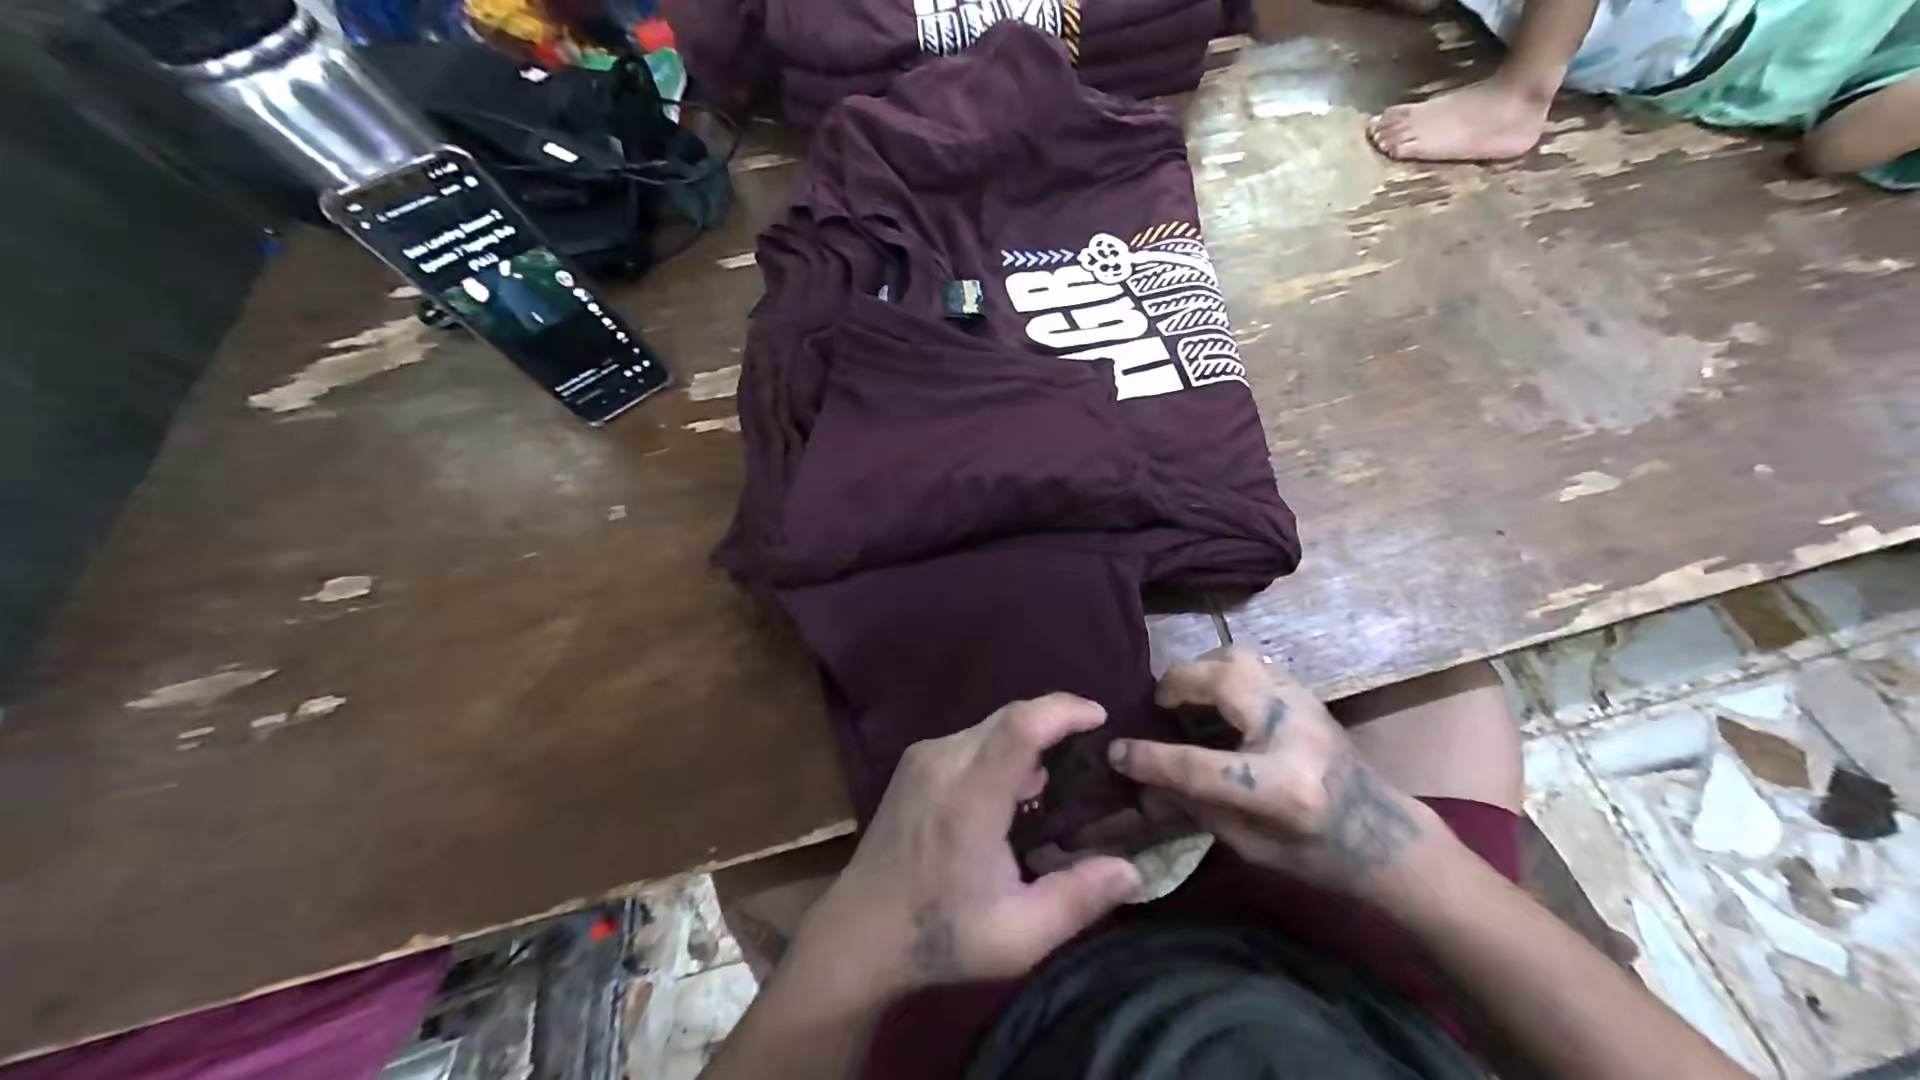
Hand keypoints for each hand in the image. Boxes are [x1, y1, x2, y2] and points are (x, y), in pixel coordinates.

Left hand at [787, 695, 1142, 997]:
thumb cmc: (942, 935)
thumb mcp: (1020, 936)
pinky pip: (970, 738)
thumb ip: (1079, 899)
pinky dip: (1000, 749)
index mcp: (969, 796)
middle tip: (1089, 753)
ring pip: (989, 725)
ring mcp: (923, 757)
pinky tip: (1009, 790)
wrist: (860, 931)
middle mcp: (943, 761)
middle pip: (1009, 716)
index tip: (1100, 717)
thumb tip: (1134, 871)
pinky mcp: (914, 762)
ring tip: (1051, 783)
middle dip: (1054, 722)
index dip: (1063, 709)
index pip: (1020, 725)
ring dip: (1026, 739)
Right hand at [1108, 646, 1431, 896]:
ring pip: (1238, 657)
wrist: (1385, 835)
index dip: (1147, 759)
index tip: (1115, 753)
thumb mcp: (1249, 845)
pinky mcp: (1306, 693)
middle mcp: (1293, 732)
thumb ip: (1192, 807)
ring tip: (1189, 696)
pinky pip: (1254, 662)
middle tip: (1161, 706)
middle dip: (1177, 685)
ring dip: (1201, 670)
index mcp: (1280, 787)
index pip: (1195, 765)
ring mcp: (1304, 705)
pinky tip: (1217, 698)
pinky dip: (1223, 671)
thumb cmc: (1316, 853)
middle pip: (1222, 680)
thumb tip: (1139, 784)